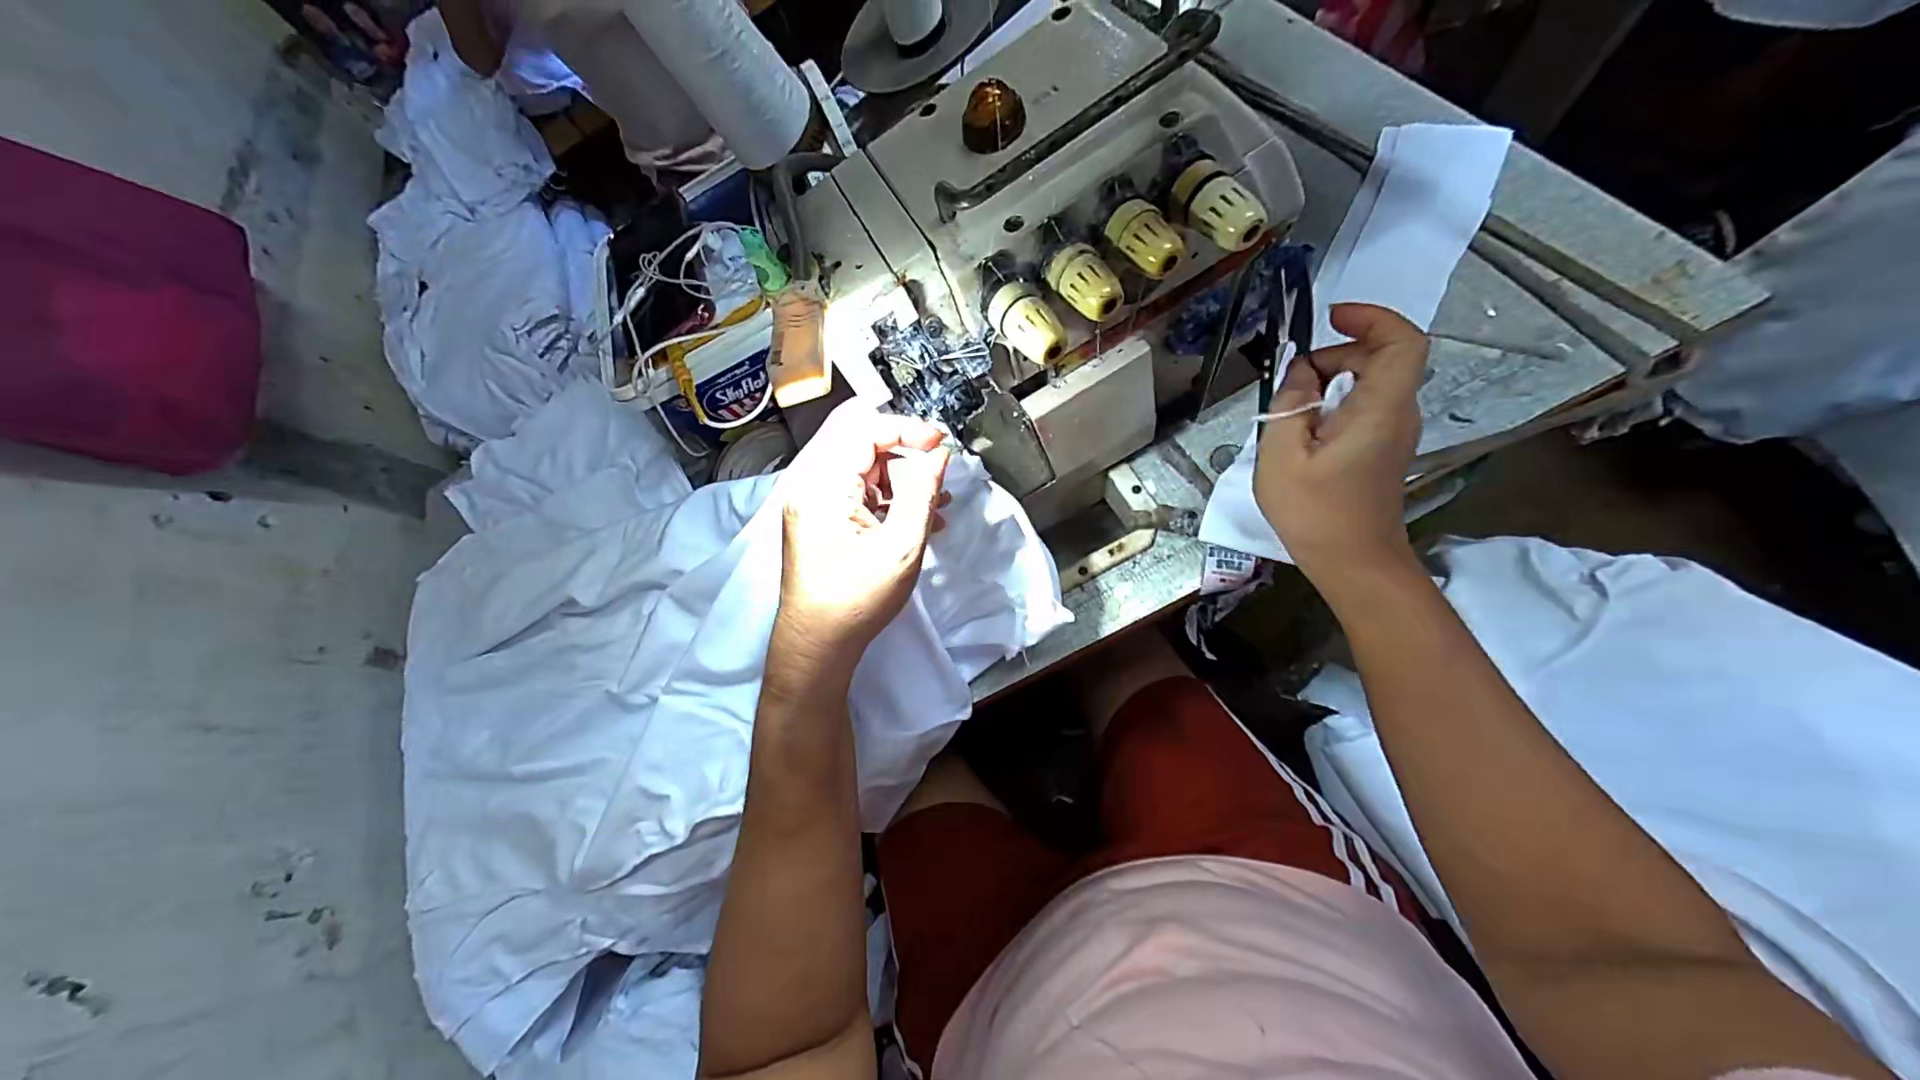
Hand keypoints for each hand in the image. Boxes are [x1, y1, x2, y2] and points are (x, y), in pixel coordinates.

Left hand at [772, 408, 951, 682]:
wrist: (817, 646)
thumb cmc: (852, 605)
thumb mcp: (901, 546)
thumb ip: (922, 493)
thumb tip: (937, 457)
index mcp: (822, 488)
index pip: (863, 430)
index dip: (906, 429)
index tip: (937, 441)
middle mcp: (811, 490)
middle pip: (861, 445)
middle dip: (906, 454)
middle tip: (938, 470)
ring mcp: (814, 506)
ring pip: (862, 470)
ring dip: (901, 479)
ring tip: (937, 502)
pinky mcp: (821, 522)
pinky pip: (857, 493)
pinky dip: (888, 499)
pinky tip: (918, 518)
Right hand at [1254, 303, 1427, 583]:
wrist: (1353, 562)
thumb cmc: (1315, 512)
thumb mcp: (1281, 457)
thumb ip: (1287, 406)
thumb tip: (1298, 374)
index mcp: (1380, 409)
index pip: (1402, 341)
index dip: (1373, 317)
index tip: (1333, 317)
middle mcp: (1398, 413)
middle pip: (1380, 358)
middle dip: (1334, 354)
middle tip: (1290, 380)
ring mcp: (1395, 432)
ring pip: (1371, 383)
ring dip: (1330, 381)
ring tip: (1289, 409)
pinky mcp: (1384, 448)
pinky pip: (1365, 406)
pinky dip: (1335, 402)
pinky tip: (1304, 430)